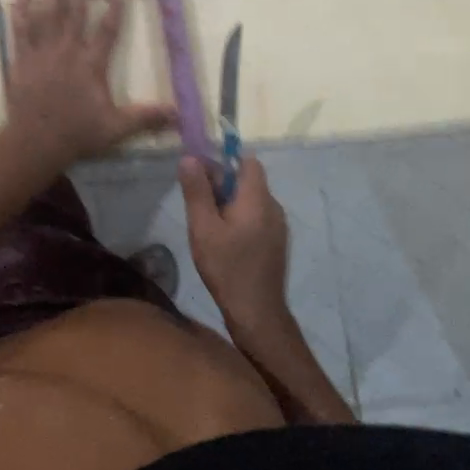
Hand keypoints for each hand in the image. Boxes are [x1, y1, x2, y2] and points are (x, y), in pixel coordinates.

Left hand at [5, 0, 175, 163]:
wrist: (35, 143)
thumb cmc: (77, 134)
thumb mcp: (116, 128)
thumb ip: (145, 117)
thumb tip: (178, 113)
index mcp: (91, 64)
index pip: (107, 31)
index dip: (114, 9)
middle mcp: (67, 52)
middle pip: (73, 13)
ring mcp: (42, 53)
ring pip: (46, 15)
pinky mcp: (21, 60)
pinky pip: (20, 30)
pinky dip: (20, 11)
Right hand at [179, 155, 289, 329]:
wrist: (257, 312)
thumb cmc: (227, 267)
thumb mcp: (203, 227)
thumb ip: (196, 191)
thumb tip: (190, 158)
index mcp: (258, 198)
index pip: (248, 161)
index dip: (225, 160)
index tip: (202, 173)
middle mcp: (274, 207)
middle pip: (248, 180)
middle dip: (222, 184)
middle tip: (197, 202)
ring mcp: (278, 226)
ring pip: (251, 200)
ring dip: (230, 203)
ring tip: (207, 224)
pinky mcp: (276, 243)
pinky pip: (257, 217)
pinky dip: (240, 219)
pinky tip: (224, 241)